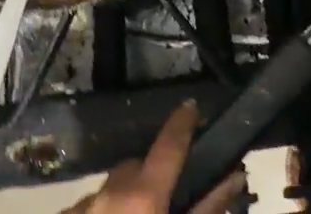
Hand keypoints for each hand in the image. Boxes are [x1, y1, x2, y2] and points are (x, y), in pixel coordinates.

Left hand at [63, 102, 246, 213]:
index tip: (192, 108)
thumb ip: (206, 210)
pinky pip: (87, 211)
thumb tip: (230, 179)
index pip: (168, 145)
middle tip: (165, 202)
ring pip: (109, 192)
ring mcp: (79, 209)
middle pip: (134, 168)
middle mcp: (108, 193)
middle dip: (149, 177)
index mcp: (142, 197)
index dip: (182, 123)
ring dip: (123, 202)